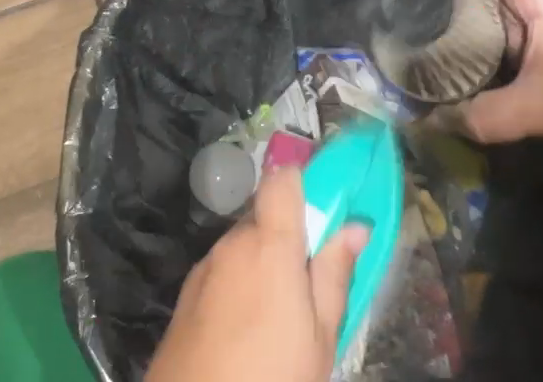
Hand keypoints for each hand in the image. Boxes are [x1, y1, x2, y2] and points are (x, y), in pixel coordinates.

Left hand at [146, 169, 368, 381]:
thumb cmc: (271, 374)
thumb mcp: (320, 335)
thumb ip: (334, 274)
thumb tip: (355, 226)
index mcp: (269, 245)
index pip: (282, 180)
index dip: (302, 184)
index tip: (324, 209)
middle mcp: (232, 243)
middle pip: (264, 216)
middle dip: (288, 237)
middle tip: (310, 280)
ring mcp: (205, 265)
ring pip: (242, 245)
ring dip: (263, 262)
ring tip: (280, 314)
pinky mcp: (187, 291)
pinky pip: (222, 270)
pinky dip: (239, 283)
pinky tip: (247, 325)